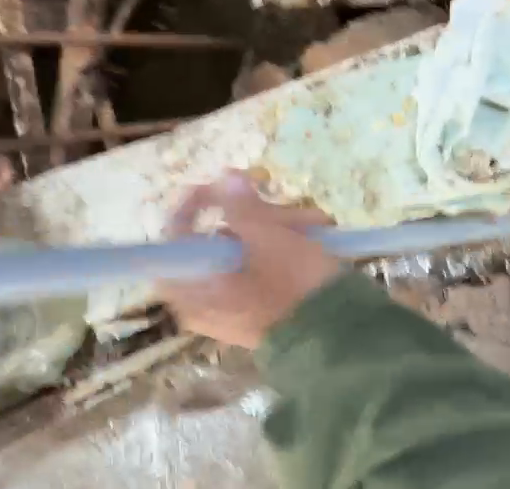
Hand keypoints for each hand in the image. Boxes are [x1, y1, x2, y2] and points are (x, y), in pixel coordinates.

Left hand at [158, 172, 342, 349]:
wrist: (335, 332)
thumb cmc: (294, 286)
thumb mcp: (271, 239)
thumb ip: (244, 208)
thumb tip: (224, 177)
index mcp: (192, 287)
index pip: (174, 240)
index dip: (192, 208)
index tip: (218, 184)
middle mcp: (205, 297)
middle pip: (222, 241)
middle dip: (263, 217)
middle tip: (298, 211)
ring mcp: (235, 302)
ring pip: (250, 250)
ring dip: (285, 229)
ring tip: (321, 225)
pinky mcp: (262, 303)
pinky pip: (264, 266)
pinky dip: (288, 248)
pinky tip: (318, 241)